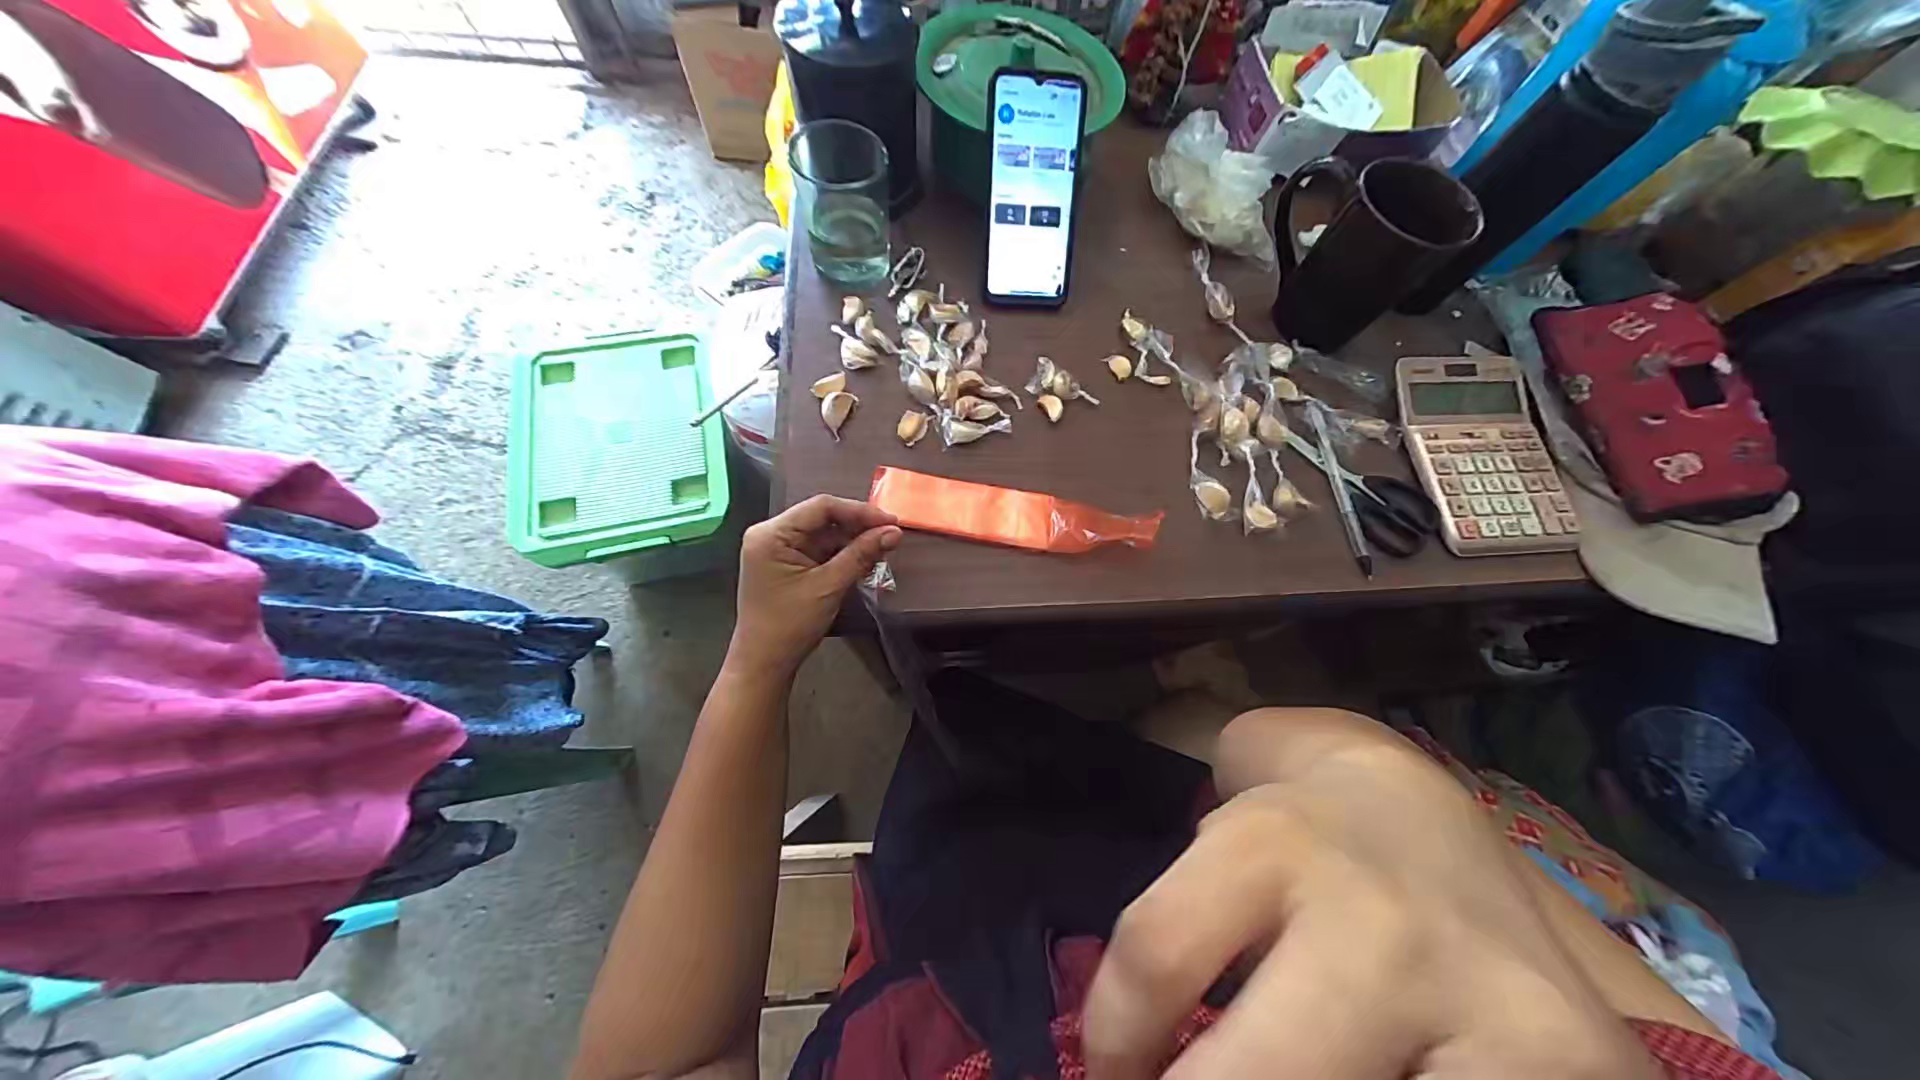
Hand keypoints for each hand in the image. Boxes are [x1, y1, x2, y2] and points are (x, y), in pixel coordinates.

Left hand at [728, 494, 900, 676]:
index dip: (859, 511)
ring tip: (882, 549)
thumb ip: (861, 555)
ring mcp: (778, 549)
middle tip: (890, 534)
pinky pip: (819, 549)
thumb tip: (893, 532)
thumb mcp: (829, 586)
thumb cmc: (789, 625)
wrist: (765, 663)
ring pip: (823, 534)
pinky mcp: (787, 564)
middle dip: (857, 526)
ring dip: (852, 541)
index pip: (821, 507)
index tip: (890, 521)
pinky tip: (864, 560)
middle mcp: (771, 534)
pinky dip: (842, 554)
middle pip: (822, 518)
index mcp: (771, 534)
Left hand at [1084, 709, 1661, 1079]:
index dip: (1113, 1037)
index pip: (1158, 956)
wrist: (1426, 808)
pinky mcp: (1591, 1072)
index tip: (1112, 1070)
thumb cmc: (1296, 829)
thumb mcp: (1214, 836)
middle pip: (1247, 1079)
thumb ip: (1168, 930)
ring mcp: (1497, 1008)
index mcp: (1268, 843)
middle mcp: (1378, 922)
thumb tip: (1119, 1071)